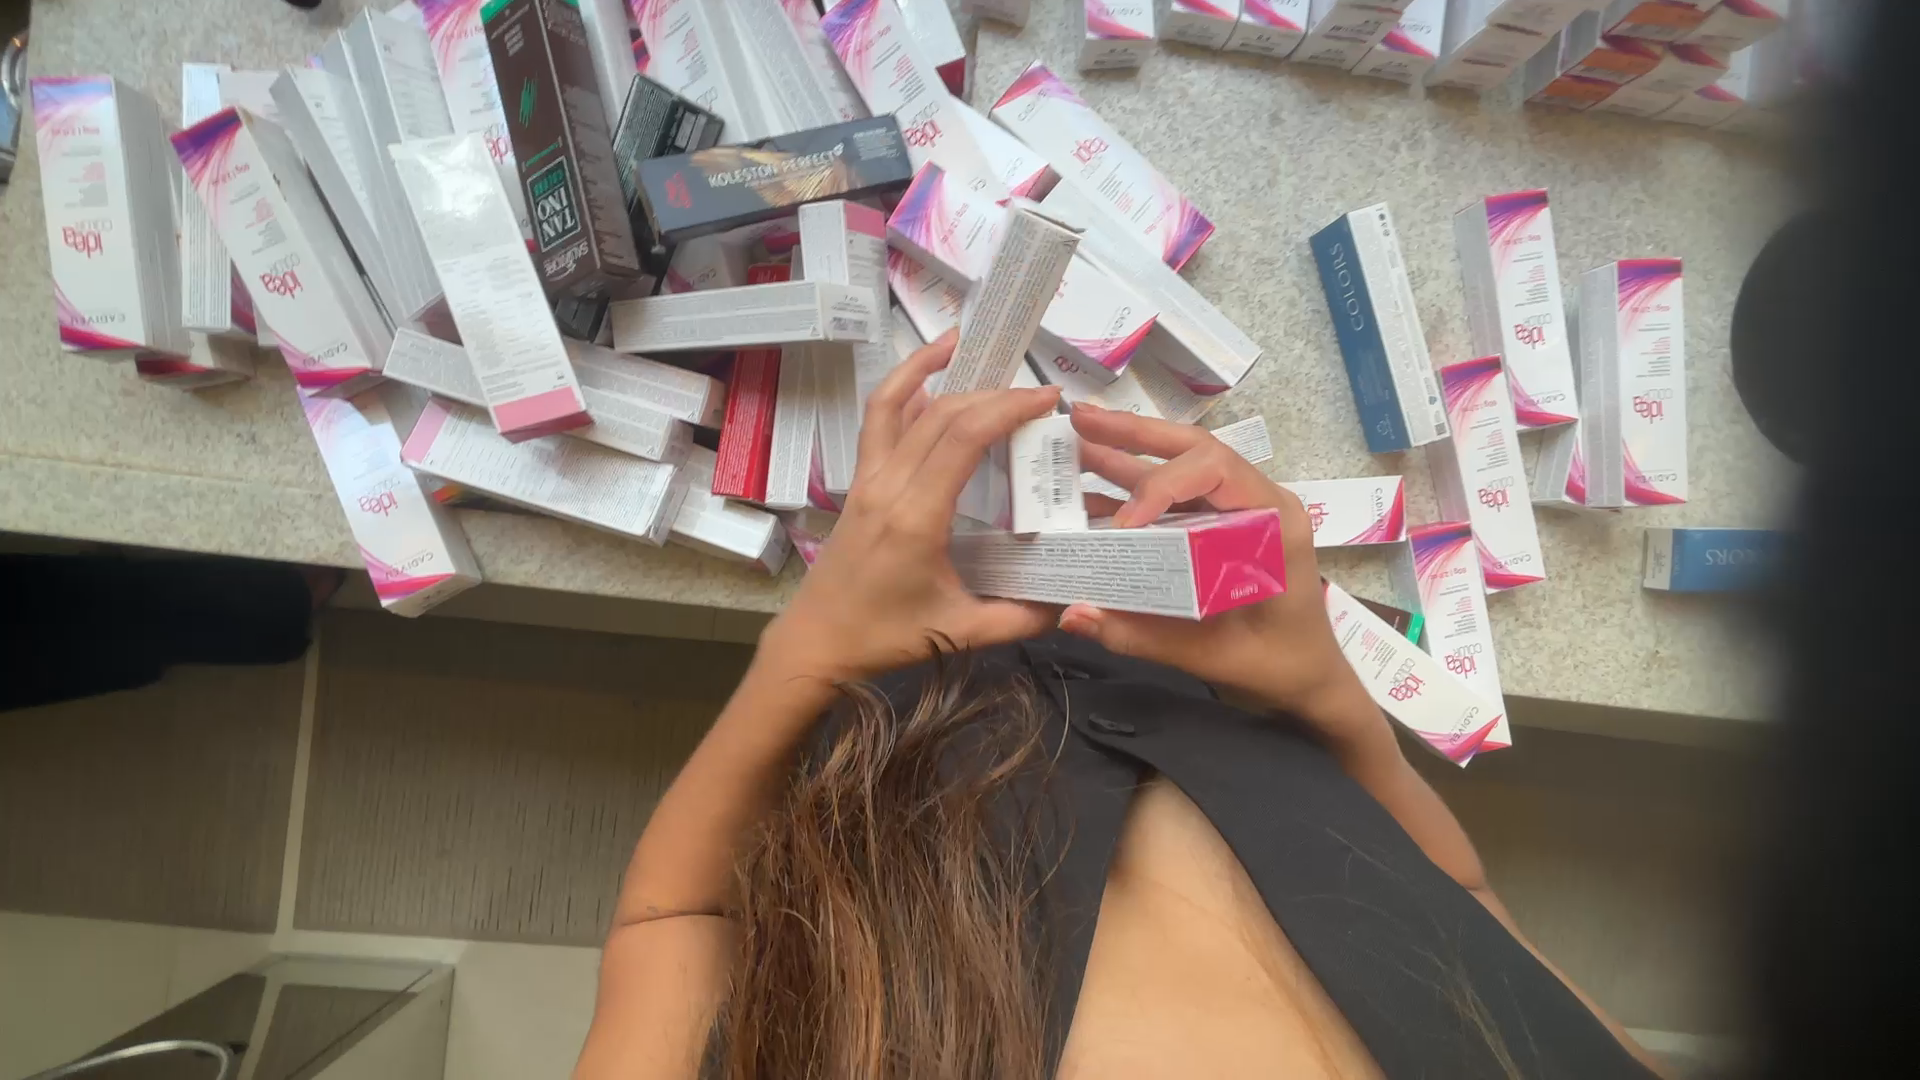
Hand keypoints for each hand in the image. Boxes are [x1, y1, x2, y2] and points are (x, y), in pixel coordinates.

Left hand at [757, 330, 1064, 685]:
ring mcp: (867, 479)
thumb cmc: (886, 638)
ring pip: (900, 407)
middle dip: (993, 395)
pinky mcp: (858, 482)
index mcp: (915, 517)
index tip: (1047, 400)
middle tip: (1037, 395)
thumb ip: (1020, 618)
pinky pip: (876, 423)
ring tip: (967, 344)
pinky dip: (899, 389)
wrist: (818, 642)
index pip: (963, 440)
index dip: (1007, 409)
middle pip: (941, 416)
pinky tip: (925, 377)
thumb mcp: (961, 633)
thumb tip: (1071, 601)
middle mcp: (888, 486)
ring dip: (932, 369)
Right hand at [1059, 404, 1380, 742]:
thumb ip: (1140, 635)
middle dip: (1132, 433)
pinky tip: (1085, 490)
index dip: (1160, 484)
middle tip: (1079, 419)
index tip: (1122, 526)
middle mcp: (1253, 502)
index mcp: (1271, 519)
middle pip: (1190, 449)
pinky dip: (1126, 491)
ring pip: (1176, 465)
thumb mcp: (1210, 656)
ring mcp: (1231, 512)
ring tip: (1073, 436)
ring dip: (1123, 451)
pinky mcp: (1212, 527)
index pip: (1214, 468)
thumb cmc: (1275, 664)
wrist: (1304, 679)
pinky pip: (1169, 498)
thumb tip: (1071, 615)